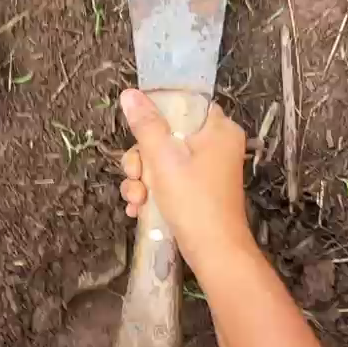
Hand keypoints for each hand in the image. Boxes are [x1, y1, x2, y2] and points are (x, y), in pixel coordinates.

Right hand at [117, 89, 252, 268]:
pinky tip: (138, 208)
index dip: (157, 115)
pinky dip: (150, 193)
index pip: (184, 105)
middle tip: (137, 175)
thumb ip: (146, 125)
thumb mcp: (163, 159)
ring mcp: (205, 169)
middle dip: (141, 160)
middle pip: (166, 135)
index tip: (139, 133)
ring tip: (136, 199)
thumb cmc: (194, 201)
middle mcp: (215, 145)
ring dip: (141, 180)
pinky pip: (167, 180)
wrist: (213, 252)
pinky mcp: (196, 190)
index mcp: (218, 129)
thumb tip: (129, 94)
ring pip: (160, 160)